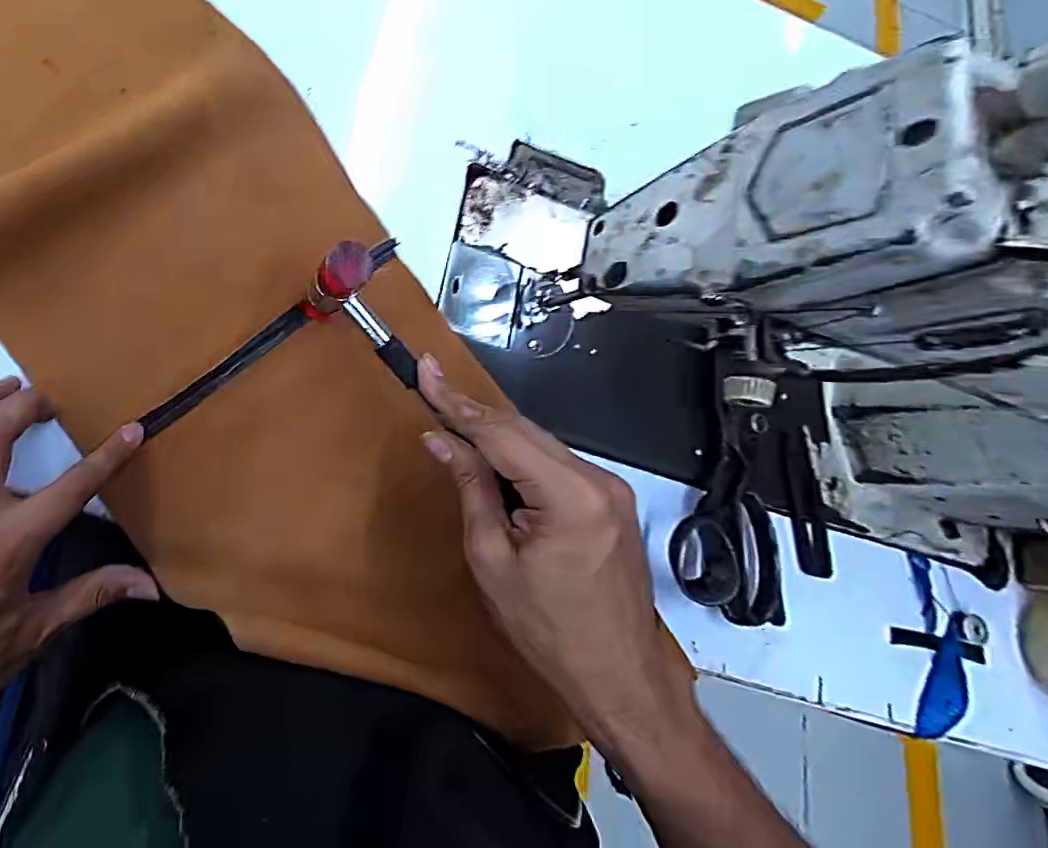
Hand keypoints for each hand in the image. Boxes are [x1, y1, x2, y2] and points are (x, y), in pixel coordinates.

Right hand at [416, 354, 691, 752]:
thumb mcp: (492, 559)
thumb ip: (471, 488)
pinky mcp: (610, 499)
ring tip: (451, 421)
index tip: (427, 372)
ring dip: (494, 433)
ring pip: (539, 441)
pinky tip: (491, 455)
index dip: (457, 402)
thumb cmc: (549, 630)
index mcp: (570, 496)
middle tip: (431, 385)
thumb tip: (442, 441)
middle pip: (523, 429)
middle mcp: (598, 480)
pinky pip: (555, 461)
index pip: (502, 433)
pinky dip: (519, 454)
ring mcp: (611, 487)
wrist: (620, 676)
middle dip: (472, 411)